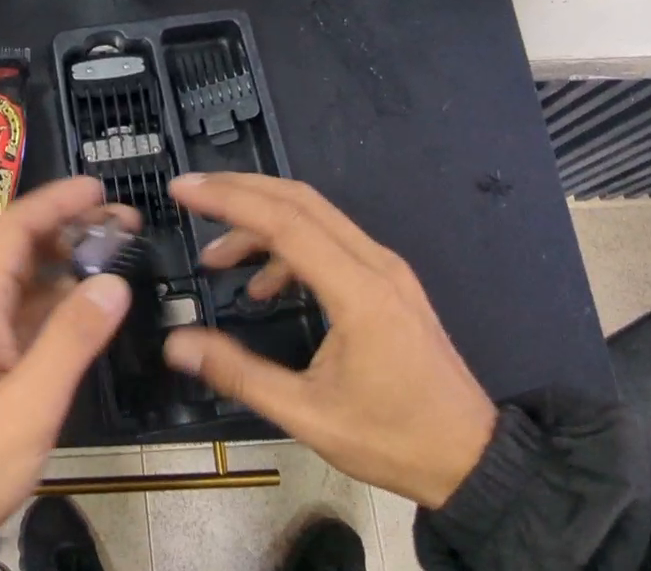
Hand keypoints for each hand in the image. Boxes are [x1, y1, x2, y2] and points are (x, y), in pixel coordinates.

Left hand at [0, 177, 139, 535]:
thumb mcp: (26, 405)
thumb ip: (71, 340)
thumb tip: (113, 283)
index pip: (16, 228)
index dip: (57, 201)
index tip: (98, 189)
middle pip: (24, 247)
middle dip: (73, 227)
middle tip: (125, 225)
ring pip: (28, 280)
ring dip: (71, 263)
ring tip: (119, 258)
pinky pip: (27, 313)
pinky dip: (61, 300)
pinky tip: (92, 307)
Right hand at [162, 173, 497, 509]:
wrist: (474, 460)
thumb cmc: (393, 440)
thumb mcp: (308, 415)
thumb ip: (239, 373)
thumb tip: (177, 345)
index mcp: (358, 291)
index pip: (284, 221)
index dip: (229, 199)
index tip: (184, 191)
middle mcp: (374, 264)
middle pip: (299, 200)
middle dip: (239, 190)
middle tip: (191, 195)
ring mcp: (385, 268)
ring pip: (314, 216)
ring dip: (260, 222)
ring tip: (216, 258)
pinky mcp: (386, 280)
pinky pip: (329, 240)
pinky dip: (286, 246)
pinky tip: (262, 285)